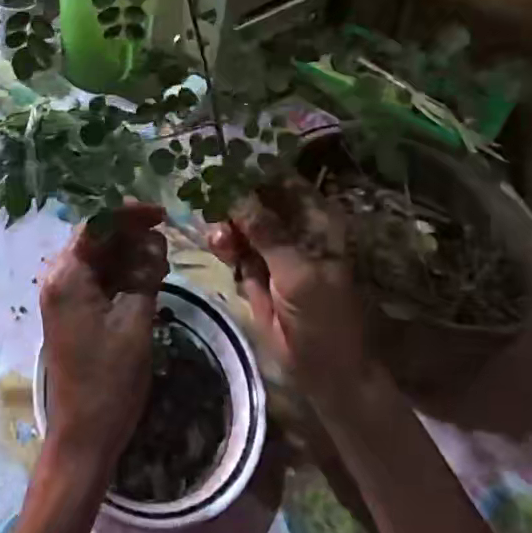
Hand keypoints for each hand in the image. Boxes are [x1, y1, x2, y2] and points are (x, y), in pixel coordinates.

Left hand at [38, 202, 168, 464]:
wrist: (84, 434)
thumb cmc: (110, 379)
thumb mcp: (136, 322)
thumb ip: (145, 274)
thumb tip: (154, 242)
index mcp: (67, 275)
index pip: (97, 225)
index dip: (129, 215)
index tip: (161, 214)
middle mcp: (57, 277)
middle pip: (96, 239)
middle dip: (131, 236)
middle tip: (165, 243)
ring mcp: (62, 294)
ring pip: (97, 258)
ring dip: (127, 255)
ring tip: (160, 262)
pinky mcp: (70, 310)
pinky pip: (95, 279)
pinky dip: (119, 274)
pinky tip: (145, 279)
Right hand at [208, 178, 380, 400]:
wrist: (324, 371)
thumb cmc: (324, 317)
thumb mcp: (296, 271)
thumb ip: (266, 231)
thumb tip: (236, 192)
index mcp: (315, 220)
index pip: (283, 181)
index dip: (255, 169)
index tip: (224, 160)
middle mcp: (292, 227)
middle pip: (255, 198)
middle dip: (231, 195)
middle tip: (207, 193)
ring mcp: (271, 249)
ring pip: (239, 221)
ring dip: (225, 223)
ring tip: (219, 238)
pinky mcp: (254, 269)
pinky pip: (232, 246)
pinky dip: (223, 244)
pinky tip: (218, 248)